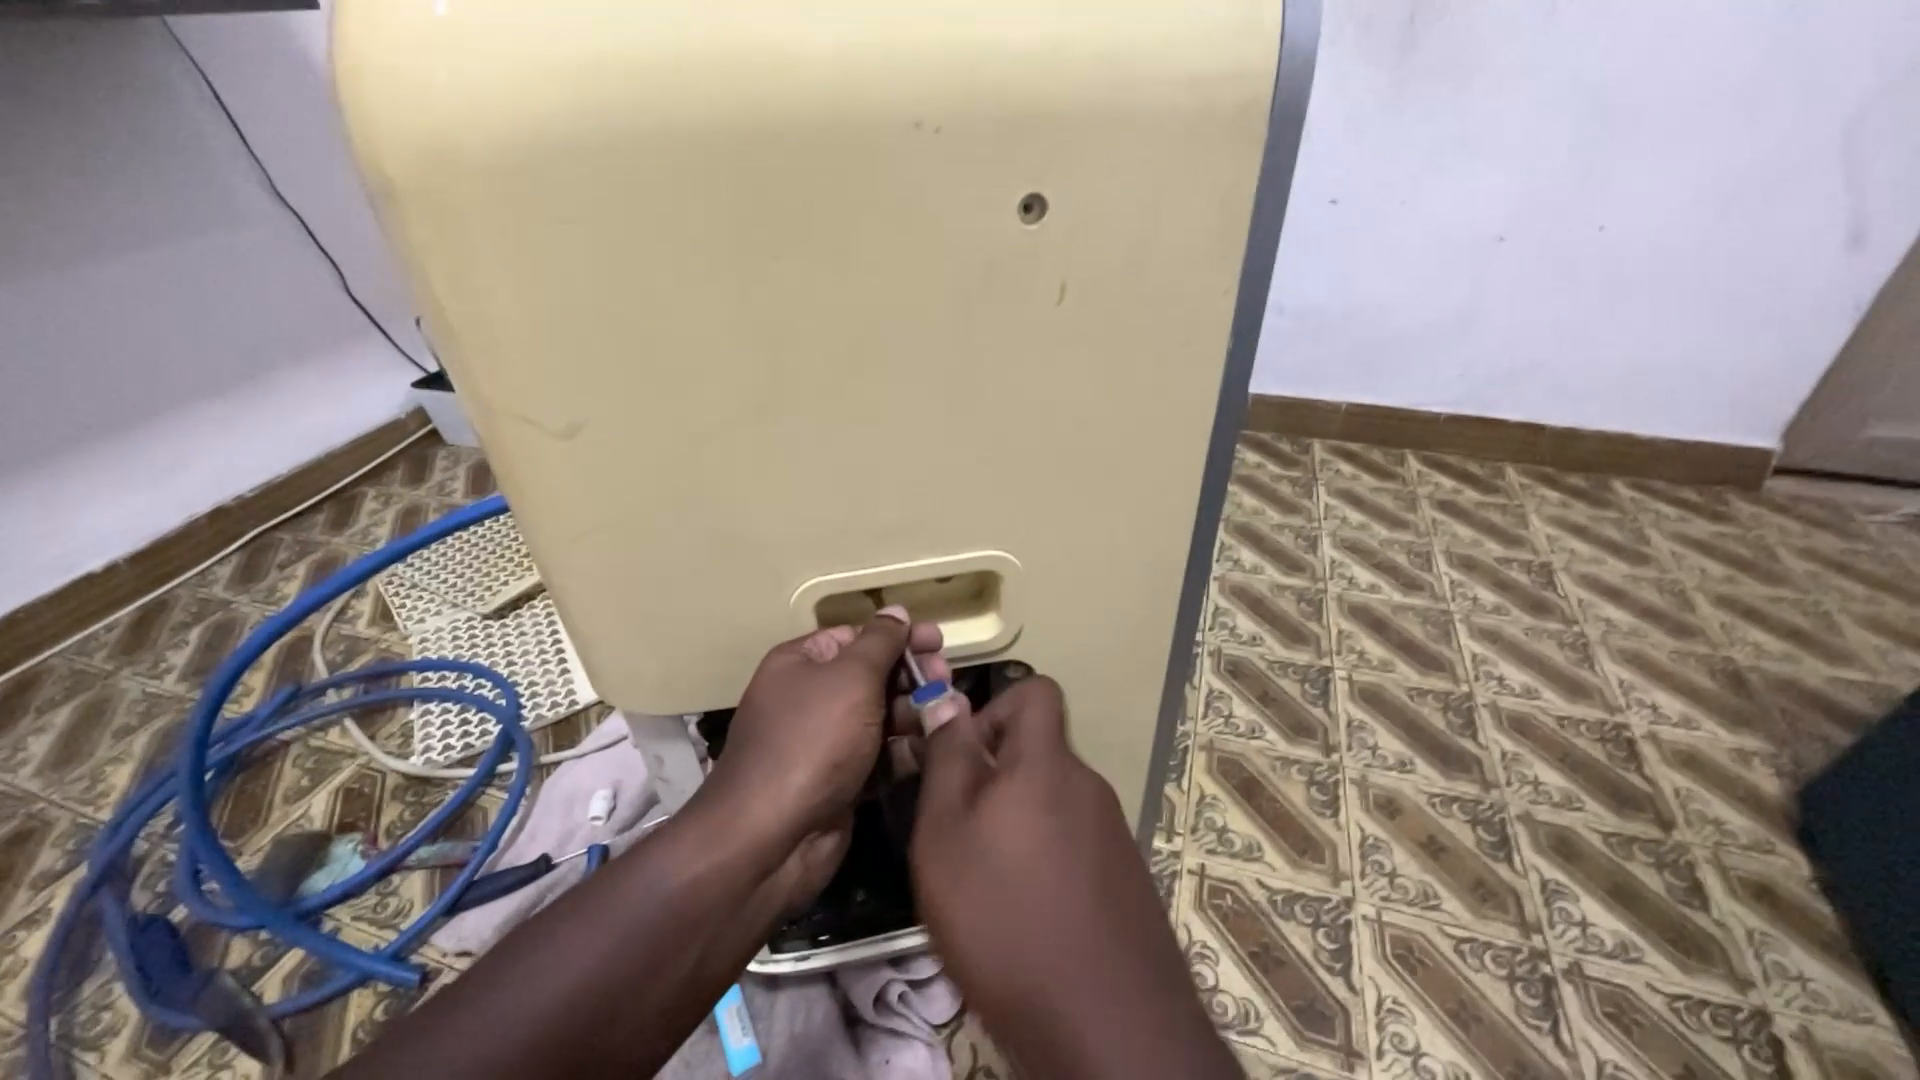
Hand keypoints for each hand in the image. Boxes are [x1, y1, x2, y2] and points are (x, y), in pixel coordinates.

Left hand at [704, 606, 947, 910]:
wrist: (772, 836)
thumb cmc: (812, 741)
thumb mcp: (850, 679)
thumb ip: (880, 642)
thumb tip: (896, 609)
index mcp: (803, 663)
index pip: (857, 637)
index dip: (899, 637)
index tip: (939, 642)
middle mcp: (812, 698)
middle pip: (874, 677)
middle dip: (914, 678)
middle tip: (946, 683)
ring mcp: (827, 743)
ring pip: (883, 719)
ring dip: (918, 715)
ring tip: (951, 715)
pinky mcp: (843, 782)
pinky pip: (882, 758)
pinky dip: (908, 752)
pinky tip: (936, 748)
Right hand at [910, 677, 1241, 1079]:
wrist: (1104, 1021)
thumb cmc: (1003, 916)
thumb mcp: (946, 834)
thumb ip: (948, 761)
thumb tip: (949, 702)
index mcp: (1047, 763)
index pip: (1035, 692)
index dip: (993, 709)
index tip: (960, 759)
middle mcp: (1088, 786)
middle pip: (1038, 755)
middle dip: (993, 779)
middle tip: (955, 834)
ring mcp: (1113, 834)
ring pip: (1051, 804)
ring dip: (1015, 825)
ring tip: (984, 884)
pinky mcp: (1124, 878)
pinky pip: (1073, 845)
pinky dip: (1043, 862)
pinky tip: (1023, 916)